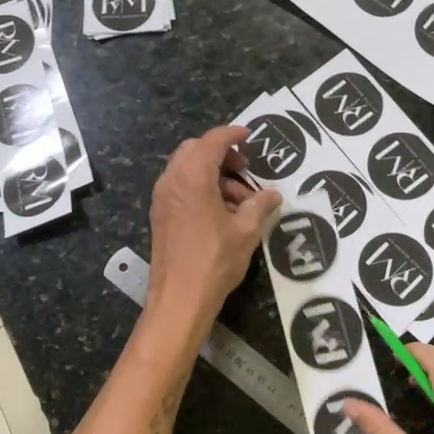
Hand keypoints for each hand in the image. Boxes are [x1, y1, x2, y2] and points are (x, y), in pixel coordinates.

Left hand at [146, 125, 282, 340]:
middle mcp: (172, 181)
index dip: (232, 134)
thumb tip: (273, 194)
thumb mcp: (246, 231)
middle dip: (221, 154)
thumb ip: (260, 206)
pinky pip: (180, 187)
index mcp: (192, 177)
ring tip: (240, 200)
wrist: (179, 298)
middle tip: (245, 169)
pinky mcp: (160, 215)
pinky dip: (200, 188)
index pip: (212, 141)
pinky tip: (222, 212)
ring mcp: (162, 198)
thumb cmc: (214, 261)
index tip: (249, 135)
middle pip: (195, 151)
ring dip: (213, 175)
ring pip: (187, 170)